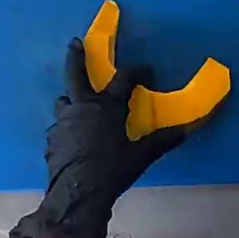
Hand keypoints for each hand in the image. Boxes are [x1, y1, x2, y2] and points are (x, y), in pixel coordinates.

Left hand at [10, 39, 185, 237]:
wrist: (77, 195)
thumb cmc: (112, 171)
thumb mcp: (140, 156)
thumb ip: (161, 141)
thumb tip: (186, 132)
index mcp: (107, 107)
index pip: (124, 78)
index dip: (137, 70)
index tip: (146, 70)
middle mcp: (82, 108)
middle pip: (76, 74)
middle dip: (77, 56)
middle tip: (75, 42)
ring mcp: (63, 122)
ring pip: (64, 100)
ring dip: (72, 99)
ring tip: (77, 104)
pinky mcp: (52, 139)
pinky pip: (60, 126)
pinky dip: (67, 127)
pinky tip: (73, 138)